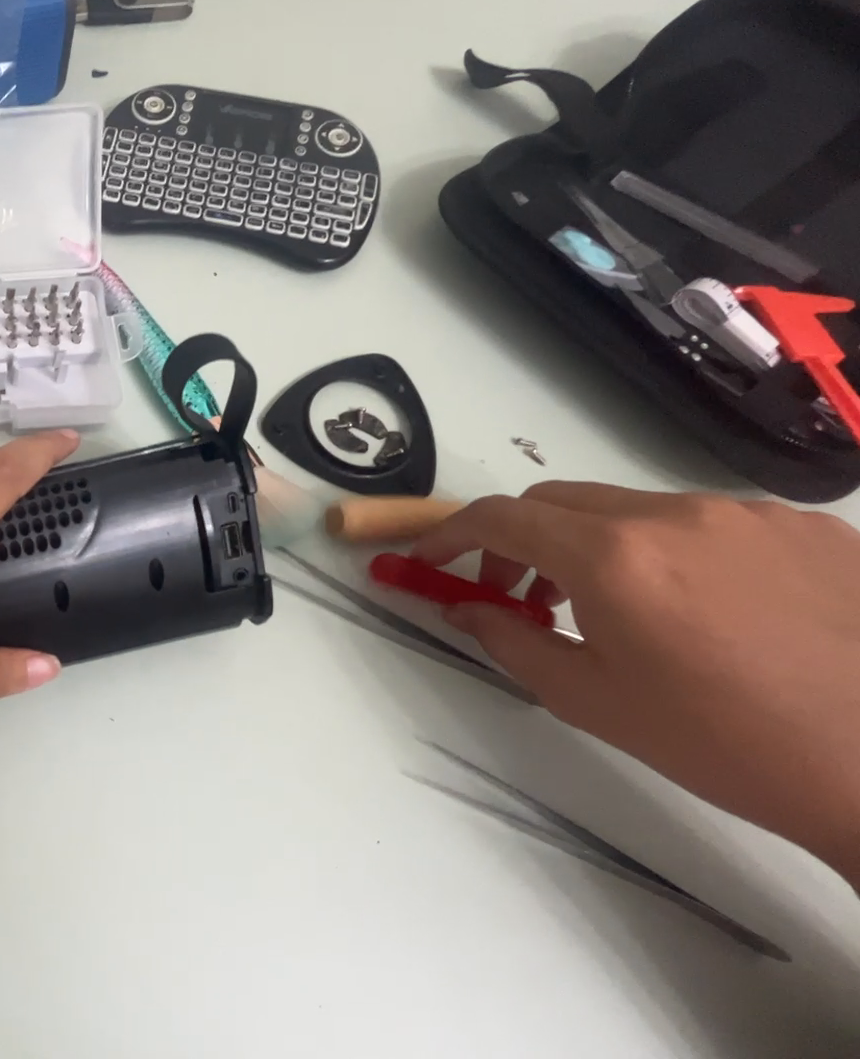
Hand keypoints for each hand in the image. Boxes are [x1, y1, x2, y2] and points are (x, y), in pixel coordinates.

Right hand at [414, 483, 859, 880]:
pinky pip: (703, 520)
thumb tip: (463, 607)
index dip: (450, 533)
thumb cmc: (717, 740)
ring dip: (591, 543)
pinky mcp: (807, 528)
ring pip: (629, 507)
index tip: (431, 560)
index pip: (499, 517)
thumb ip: (506, 638)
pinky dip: (665, 548)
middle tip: (516, 593)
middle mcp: (676, 515)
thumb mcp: (585, 696)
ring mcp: (748, 515)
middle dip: (516, 538)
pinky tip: (696, 605)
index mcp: (613, 556)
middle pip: (556, 500)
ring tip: (612, 605)